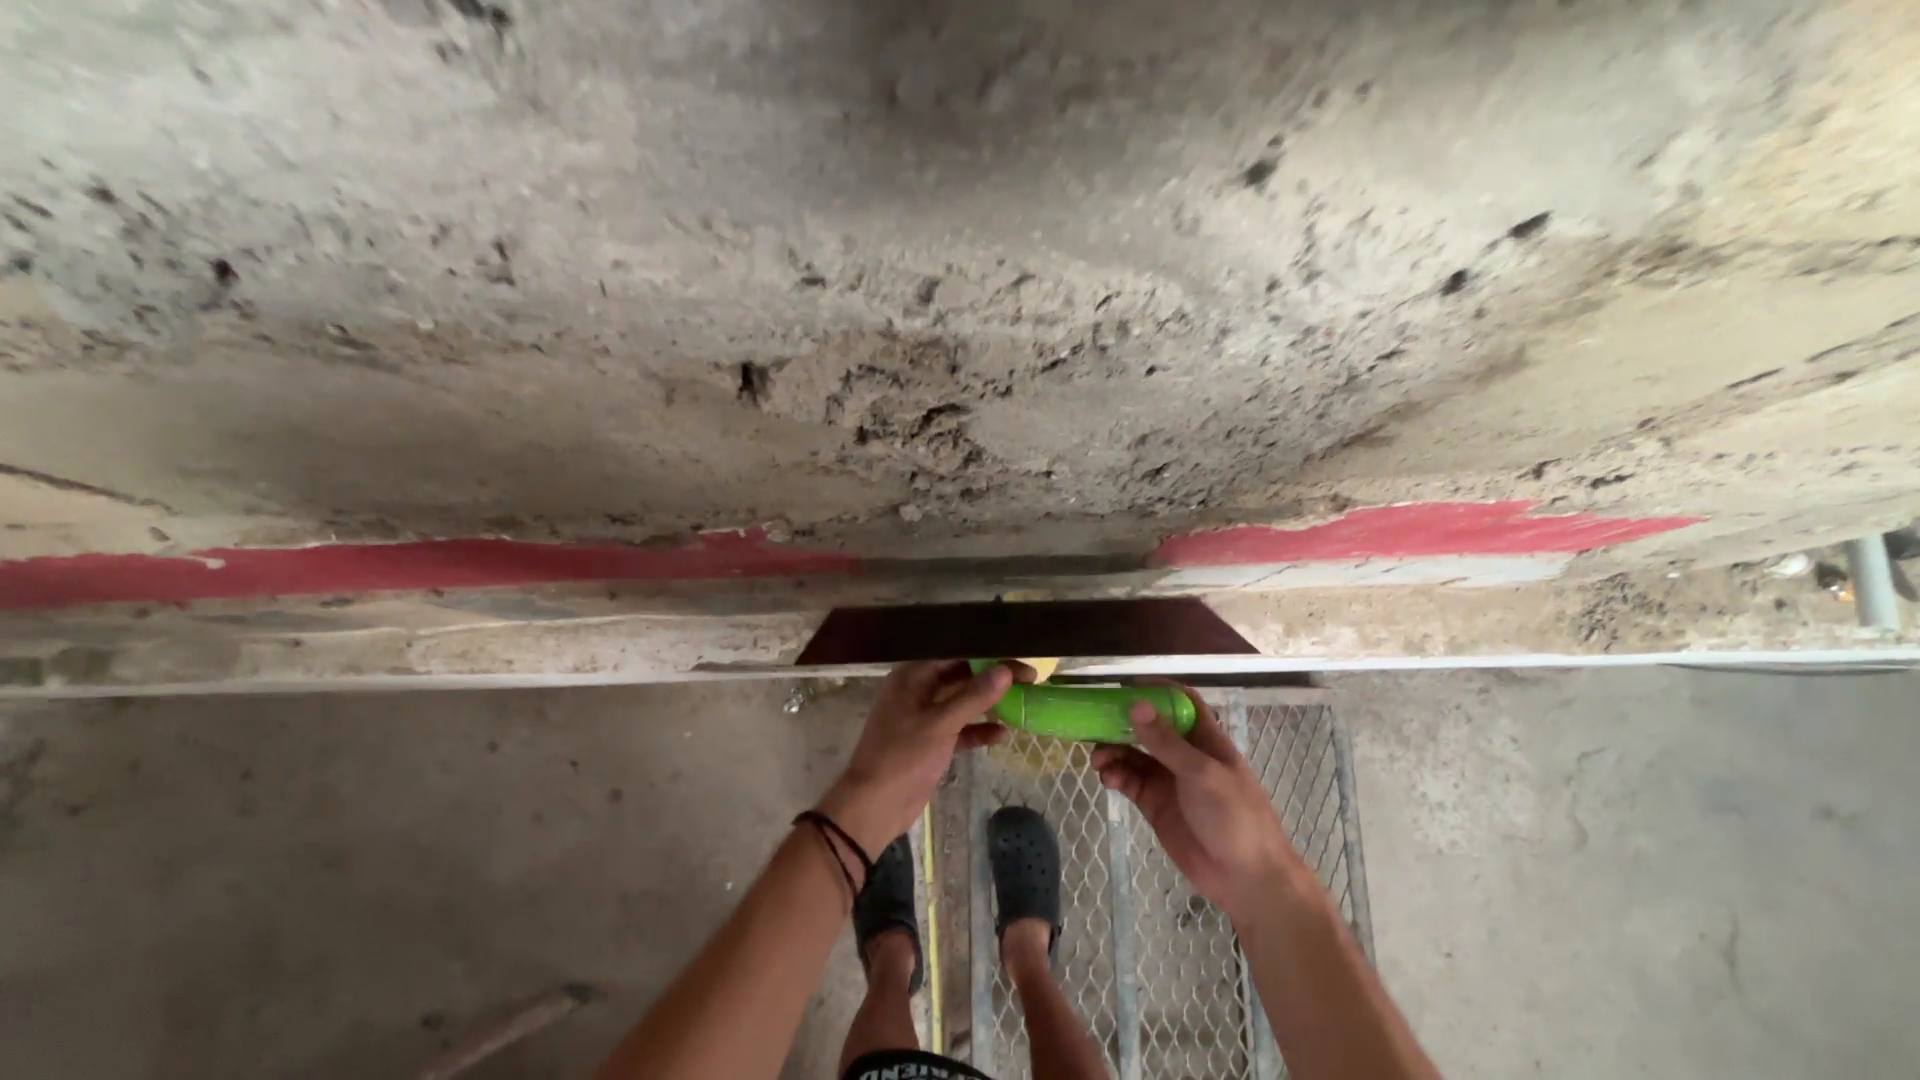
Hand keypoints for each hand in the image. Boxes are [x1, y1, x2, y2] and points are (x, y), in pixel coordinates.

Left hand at [818, 661, 1014, 858]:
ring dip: (988, 704)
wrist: (874, 806)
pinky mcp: (930, 742)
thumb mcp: (941, 723)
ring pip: (961, 703)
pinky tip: (1003, 734)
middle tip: (1029, 680)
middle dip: (993, 678)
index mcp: (912, 677)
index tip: (1019, 659)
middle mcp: (916, 691)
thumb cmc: (903, 756)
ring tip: (1023, 703)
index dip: (988, 655)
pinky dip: (978, 731)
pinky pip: (959, 729)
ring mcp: (923, 717)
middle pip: (960, 676)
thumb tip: (1005, 670)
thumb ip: (974, 696)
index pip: (956, 655)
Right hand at [1092, 683, 1310, 921]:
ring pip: (1133, 755)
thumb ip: (1166, 742)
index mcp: (1206, 740)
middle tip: (1094, 723)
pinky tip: (1109, 779)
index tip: (1125, 687)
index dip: (1156, 691)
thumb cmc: (1235, 816)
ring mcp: (1169, 781)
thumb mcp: (1202, 774)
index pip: (1181, 703)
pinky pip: (1129, 782)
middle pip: (1149, 728)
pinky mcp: (1155, 805)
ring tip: (1099, 760)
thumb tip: (1136, 704)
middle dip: (1122, 724)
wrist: (1246, 878)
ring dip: (1114, 752)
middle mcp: (1185, 756)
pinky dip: (1116, 776)